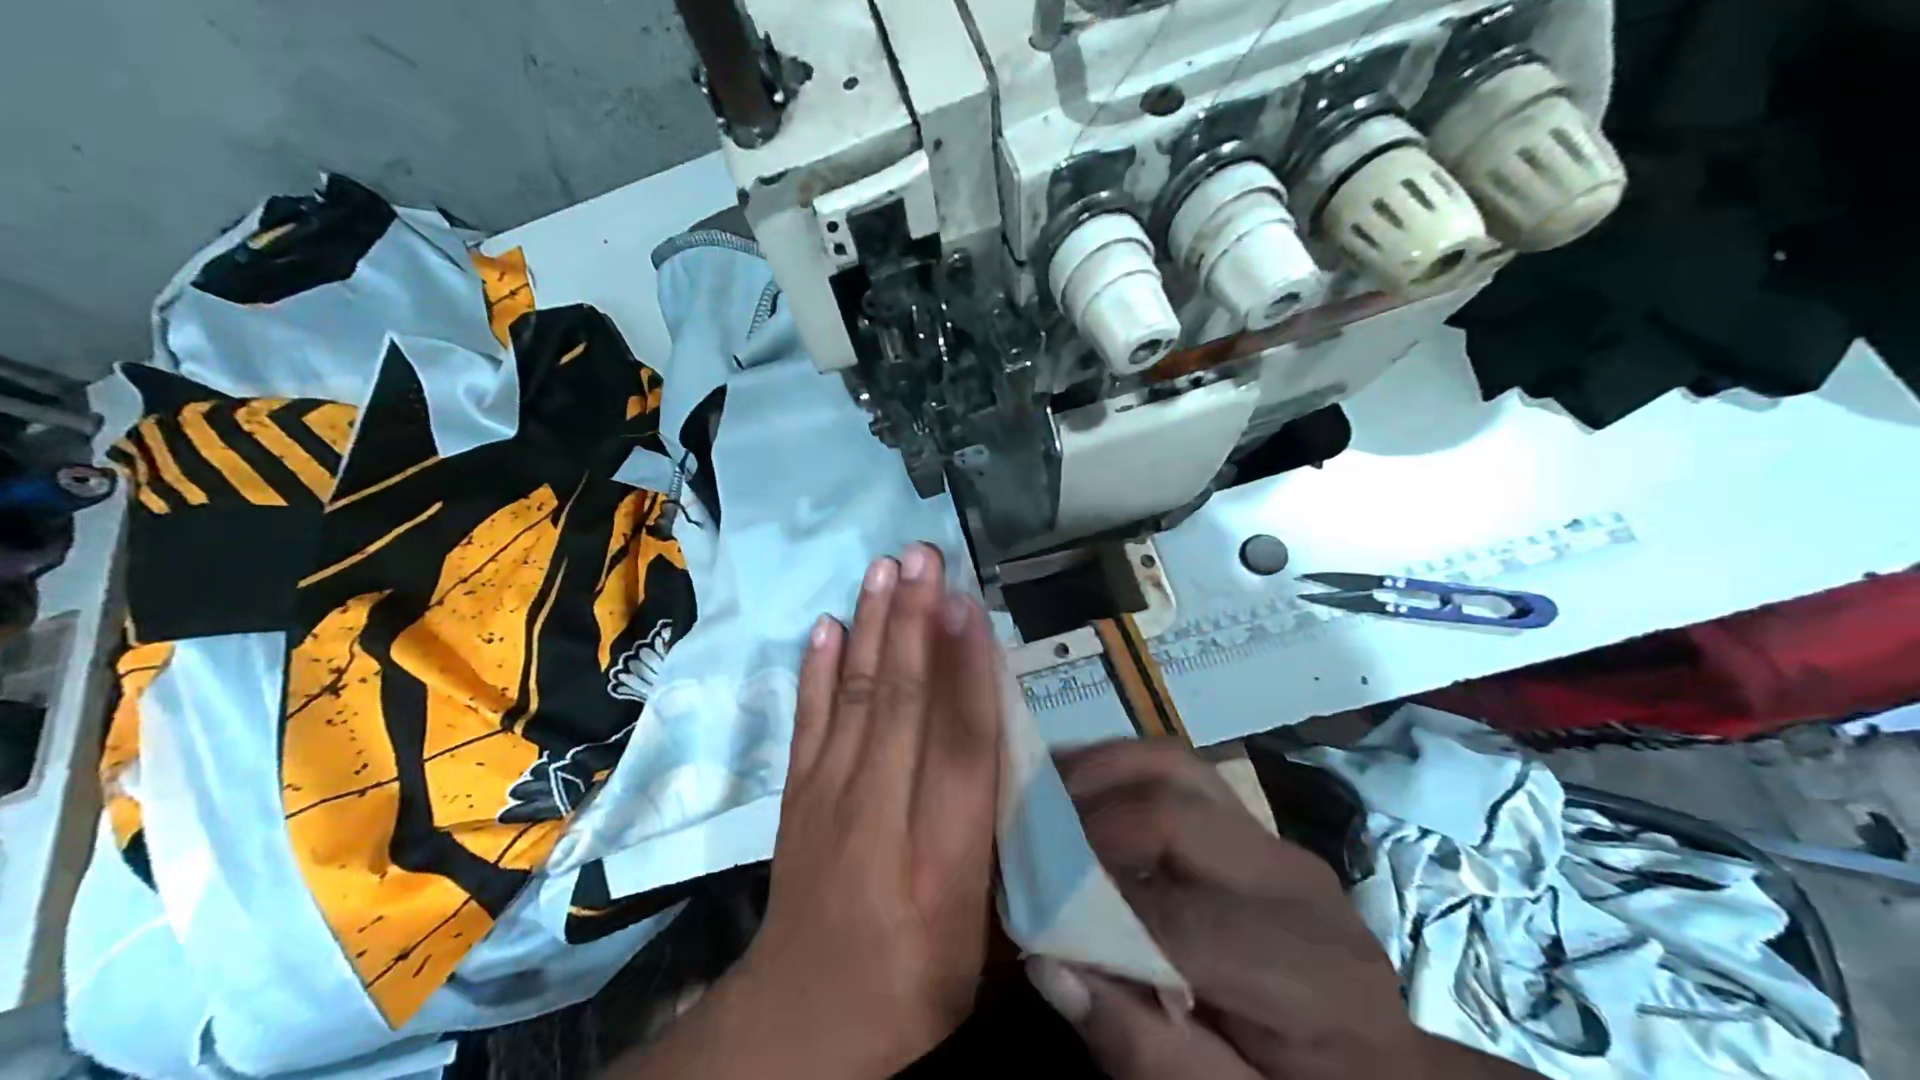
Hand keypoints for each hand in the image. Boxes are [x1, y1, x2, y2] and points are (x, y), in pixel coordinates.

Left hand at [615, 543, 1004, 1079]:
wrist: (804, 1018)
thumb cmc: (916, 980)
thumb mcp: (986, 942)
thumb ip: (1006, 848)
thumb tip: (1028, 764)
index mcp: (942, 857)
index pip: (962, 747)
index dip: (967, 671)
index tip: (968, 605)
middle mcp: (882, 814)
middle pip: (900, 704)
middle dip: (915, 623)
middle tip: (923, 555)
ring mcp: (829, 799)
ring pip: (854, 698)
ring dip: (869, 627)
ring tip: (883, 568)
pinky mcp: (796, 797)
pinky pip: (806, 723)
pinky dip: (814, 671)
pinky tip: (824, 626)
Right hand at [1031, 740, 1537, 1079]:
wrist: (1384, 1070)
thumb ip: (1147, 1052)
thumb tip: (1048, 964)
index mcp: (1300, 973)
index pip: (1172, 917)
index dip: (1086, 908)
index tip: (1020, 904)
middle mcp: (1291, 882)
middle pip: (1172, 810)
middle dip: (1083, 818)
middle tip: (1023, 839)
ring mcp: (1276, 841)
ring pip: (1174, 765)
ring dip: (1098, 771)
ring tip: (1043, 795)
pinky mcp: (1258, 827)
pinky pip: (1180, 772)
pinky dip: (1121, 770)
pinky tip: (1084, 791)